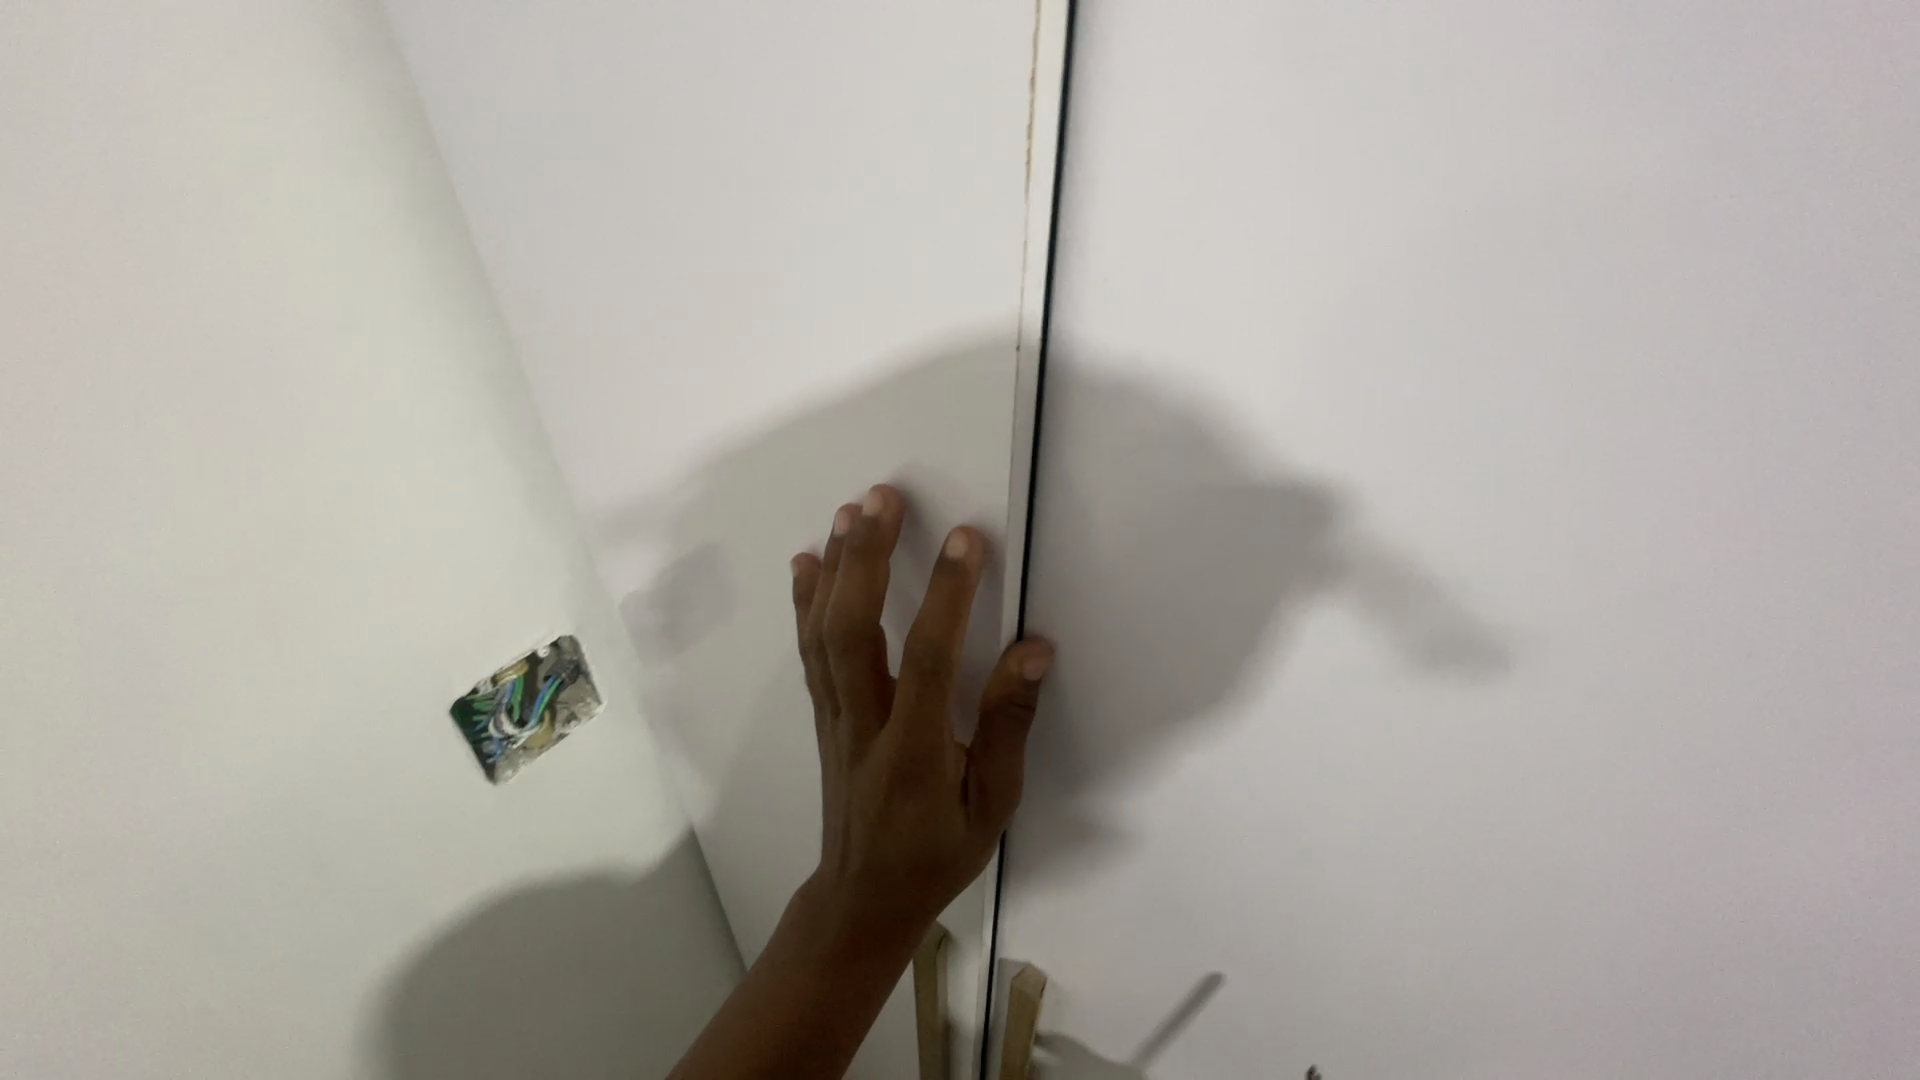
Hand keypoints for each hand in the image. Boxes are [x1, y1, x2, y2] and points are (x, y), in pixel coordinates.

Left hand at [789, 483, 1053, 952]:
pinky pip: (808, 650)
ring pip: (824, 632)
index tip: (966, 538)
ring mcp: (834, 715)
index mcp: (913, 751)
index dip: (947, 595)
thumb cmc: (935, 854)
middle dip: (867, 558)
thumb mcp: (992, 805)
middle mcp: (863, 722)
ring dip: (836, 566)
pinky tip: (808, 560)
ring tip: (850, 511)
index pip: (928, 659)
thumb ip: (1008, 726)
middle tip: (884, 498)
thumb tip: (1035, 650)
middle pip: (853, 630)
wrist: (862, 898)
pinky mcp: (822, 713)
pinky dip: (806, 600)